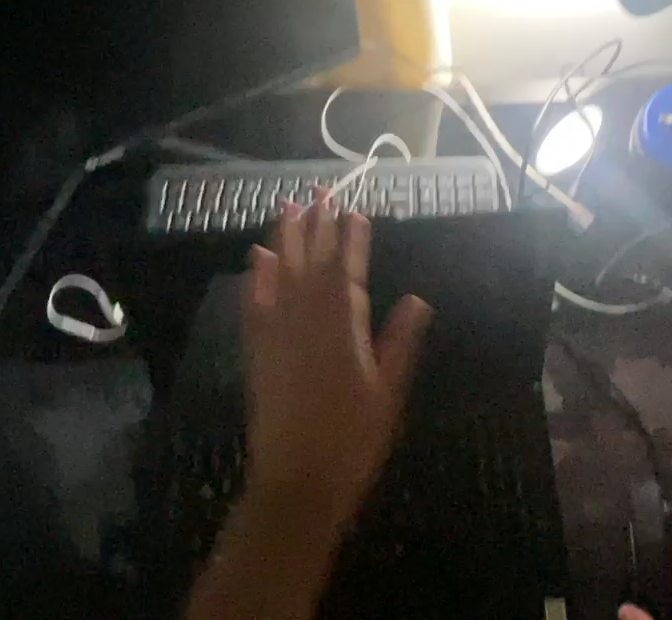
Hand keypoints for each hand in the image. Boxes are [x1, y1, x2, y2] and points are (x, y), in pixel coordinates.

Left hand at [241, 194, 433, 529]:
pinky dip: (256, 275)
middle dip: (318, 223)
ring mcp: (277, 329)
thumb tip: (417, 299)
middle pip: (313, 259)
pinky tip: (258, 256)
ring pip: (281, 270)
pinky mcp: (257, 347)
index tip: (354, 209)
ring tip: (288, 206)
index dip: (352, 237)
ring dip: (285, 236)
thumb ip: (401, 340)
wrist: (297, 480)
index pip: (348, 267)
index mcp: (344, 322)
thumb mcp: (389, 390)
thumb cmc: (354, 437)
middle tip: (319, 190)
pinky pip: (254, 301)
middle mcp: (307, 315)